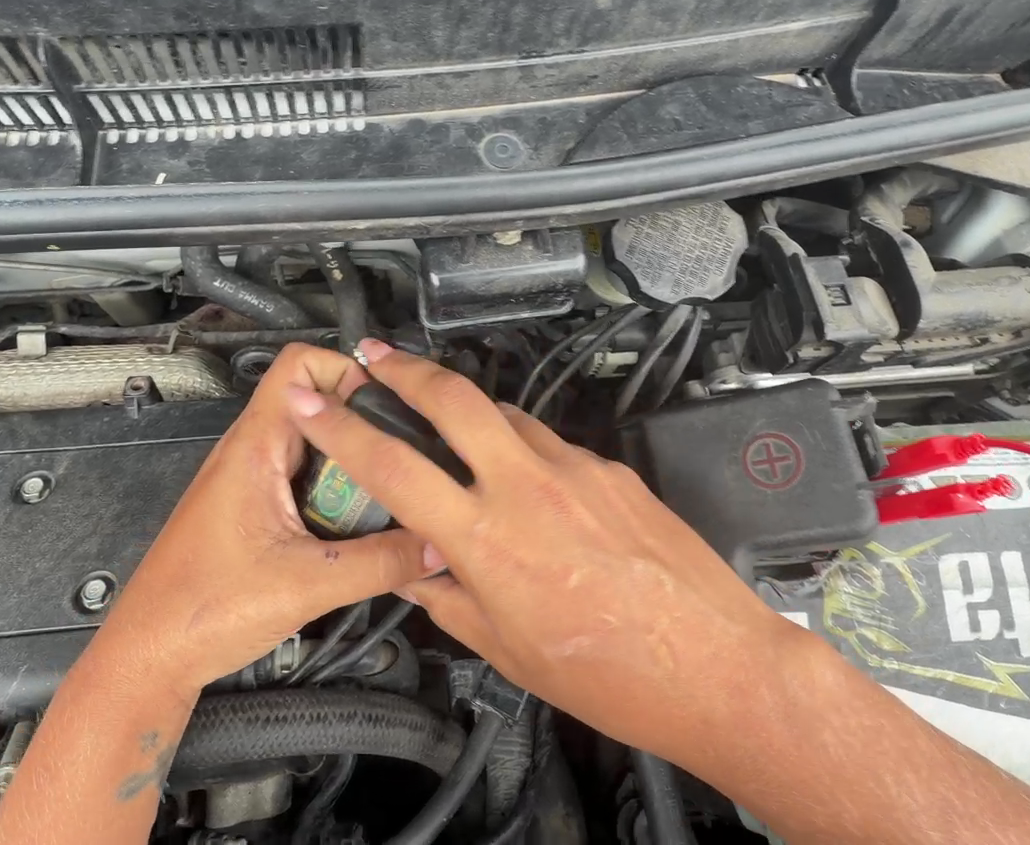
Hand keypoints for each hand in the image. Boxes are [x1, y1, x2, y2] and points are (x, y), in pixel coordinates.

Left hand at [96, 344, 435, 694]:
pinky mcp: (253, 506)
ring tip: (388, 492)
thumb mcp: (308, 586)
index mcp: (255, 447)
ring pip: (314, 441)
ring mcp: (250, 477)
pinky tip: (358, 524)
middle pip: (316, 401)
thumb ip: (381, 564)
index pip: (302, 364)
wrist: (149, 657)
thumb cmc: (203, 612)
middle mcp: (250, 450)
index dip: (349, 371)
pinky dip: (335, 489)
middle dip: (362, 423)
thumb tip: (437, 545)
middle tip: (402, 458)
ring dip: (351, 461)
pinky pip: (304, 475)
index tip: (388, 410)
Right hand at [282, 338, 812, 767]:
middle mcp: (529, 488)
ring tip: (450, 426)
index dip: (344, 429)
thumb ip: (449, 599)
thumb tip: (416, 572)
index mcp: (488, 539)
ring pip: (507, 416)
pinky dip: (526, 453)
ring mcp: (577, 469)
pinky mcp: (613, 470)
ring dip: (471, 412)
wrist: (715, 666)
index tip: (314, 403)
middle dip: (406, 368)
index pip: (394, 469)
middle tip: (376, 354)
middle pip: (454, 399)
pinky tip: (531, 486)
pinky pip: (553, 446)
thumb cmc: (610, 675)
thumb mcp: (506, 649)